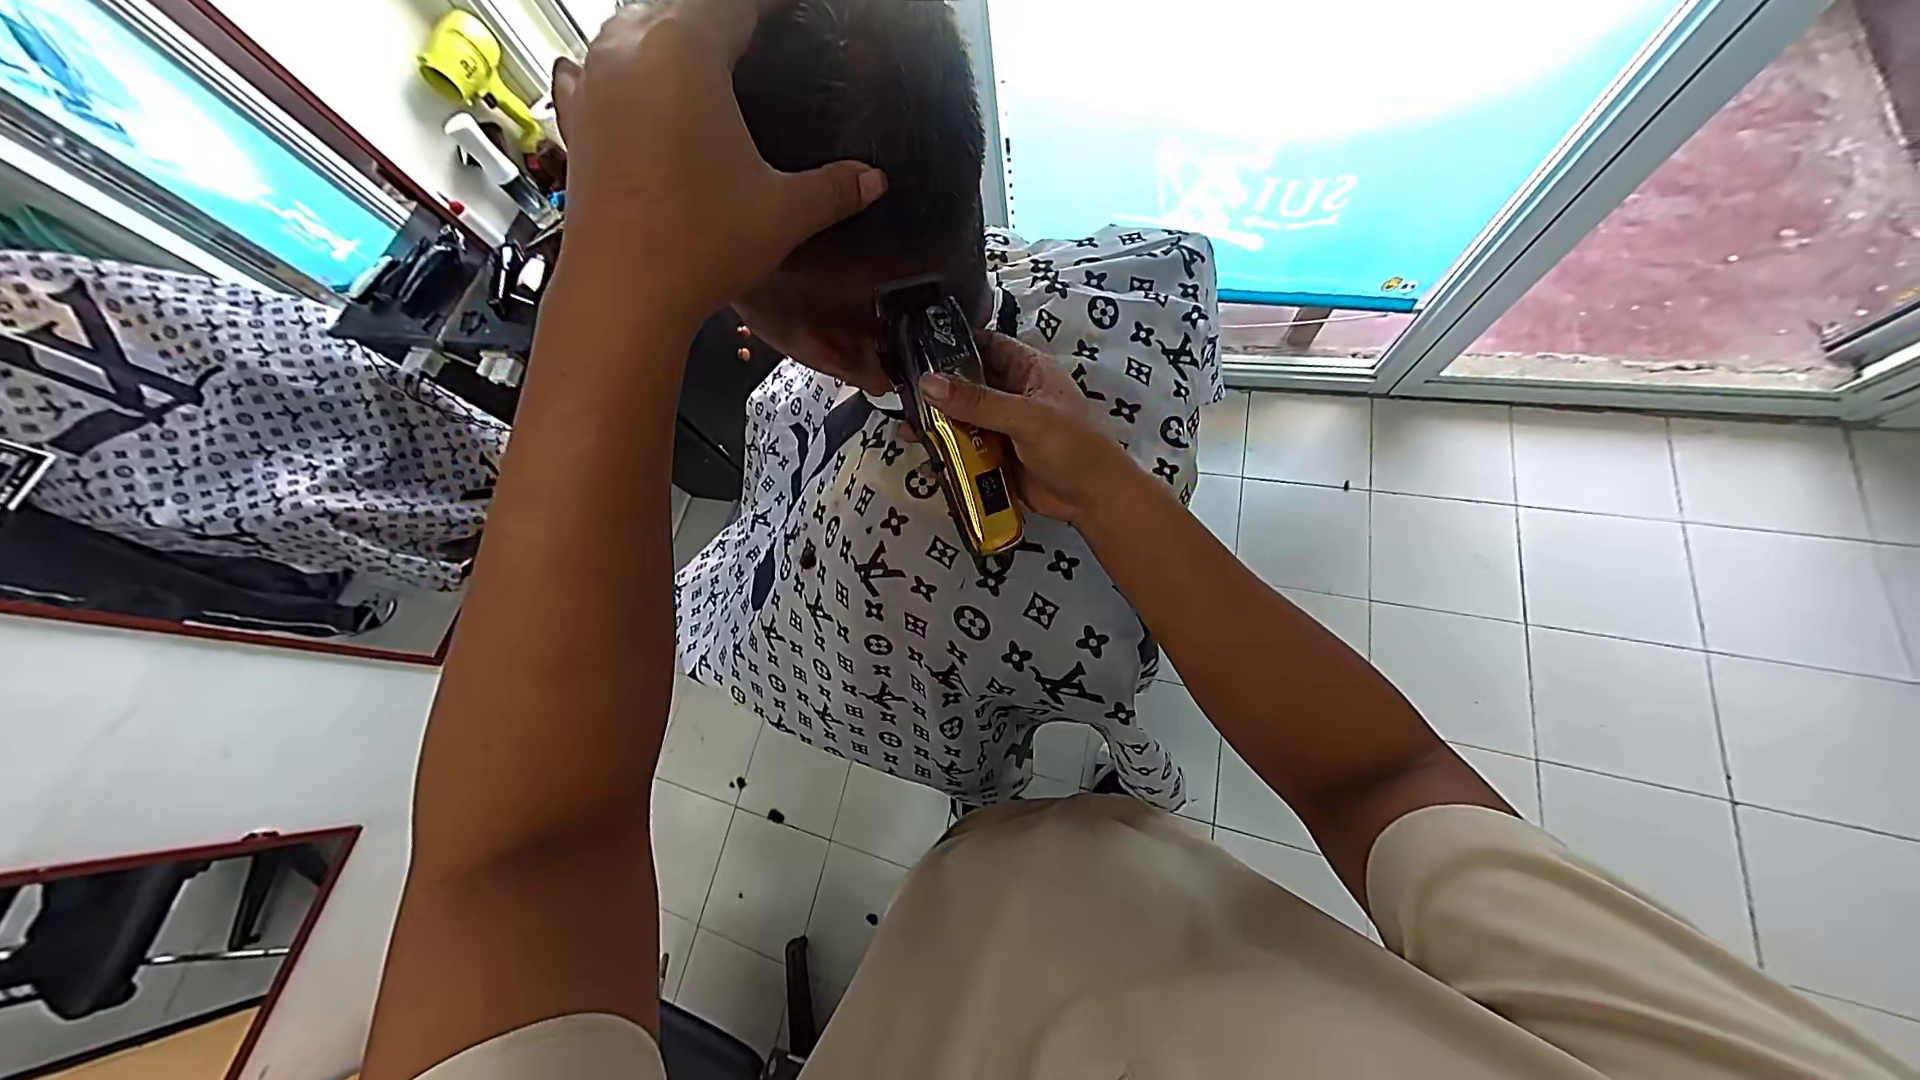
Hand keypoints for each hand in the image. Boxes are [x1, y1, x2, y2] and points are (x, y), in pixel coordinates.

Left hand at [550, 0, 886, 319]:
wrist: (626, 290)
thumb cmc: (697, 245)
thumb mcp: (784, 213)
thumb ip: (833, 189)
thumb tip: (870, 180)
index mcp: (686, 52)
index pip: (738, 2)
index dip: (770, 5)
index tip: (788, 9)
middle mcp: (630, 49)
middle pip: (680, 5)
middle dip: (721, 14)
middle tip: (751, 29)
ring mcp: (596, 83)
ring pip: (631, 26)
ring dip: (668, 30)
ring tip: (698, 50)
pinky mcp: (580, 122)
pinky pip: (594, 70)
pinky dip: (619, 68)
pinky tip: (627, 84)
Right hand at [917, 333, 1138, 524]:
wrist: (1092, 499)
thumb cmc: (1074, 448)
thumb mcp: (1026, 418)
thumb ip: (978, 402)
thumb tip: (930, 384)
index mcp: (1028, 371)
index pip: (987, 345)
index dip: (956, 343)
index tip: (917, 346)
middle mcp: (1013, 395)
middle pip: (967, 385)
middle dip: (937, 392)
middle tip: (903, 397)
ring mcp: (1003, 427)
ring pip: (962, 420)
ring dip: (937, 427)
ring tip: (908, 433)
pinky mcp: (996, 457)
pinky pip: (966, 451)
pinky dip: (948, 455)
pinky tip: (928, 461)